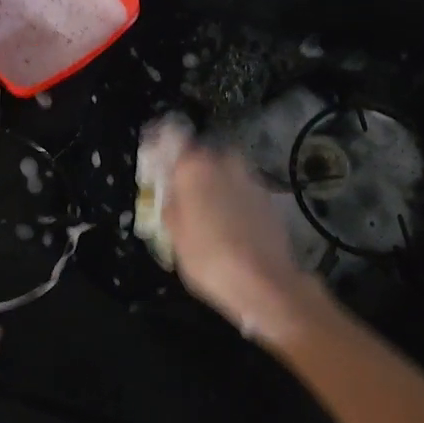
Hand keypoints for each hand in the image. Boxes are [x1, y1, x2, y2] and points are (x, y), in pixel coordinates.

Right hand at [163, 141, 318, 345]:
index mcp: (193, 167)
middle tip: (184, 190)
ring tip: (210, 209)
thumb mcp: (175, 237)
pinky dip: (235, 198)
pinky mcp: (269, 197)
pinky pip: (243, 189)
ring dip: (216, 183)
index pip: (171, 140)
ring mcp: (250, 178)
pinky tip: (233, 222)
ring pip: (225, 172)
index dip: (161, 147)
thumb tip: (170, 194)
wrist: (265, 282)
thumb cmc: (209, 259)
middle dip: (193, 169)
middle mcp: (223, 162)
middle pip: (202, 156)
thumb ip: (171, 206)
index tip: (155, 158)